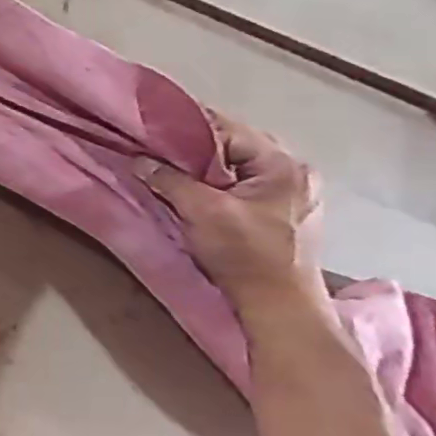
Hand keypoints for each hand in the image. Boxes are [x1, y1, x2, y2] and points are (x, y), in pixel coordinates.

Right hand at [136, 114, 325, 303]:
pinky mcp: (284, 217)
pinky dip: (219, 185)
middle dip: (196, 148)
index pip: (229, 130)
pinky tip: (196, 192)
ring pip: (239, 168)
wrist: (279, 308)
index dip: (188, 127)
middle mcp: (296, 174)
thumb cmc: (245, 255)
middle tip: (159, 149)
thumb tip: (139, 160)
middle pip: (236, 147)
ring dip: (206, 168)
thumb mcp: (201, 212)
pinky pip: (245, 186)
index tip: (153, 128)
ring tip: (172, 169)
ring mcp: (294, 196)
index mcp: (283, 165)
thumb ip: (170, 180)